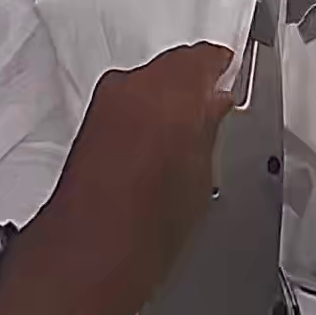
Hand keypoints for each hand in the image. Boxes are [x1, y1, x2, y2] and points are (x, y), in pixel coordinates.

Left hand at [0, 43, 234, 314]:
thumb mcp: (201, 176)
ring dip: (167, 93)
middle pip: (176, 63)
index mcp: (174, 91)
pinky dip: (144, 106)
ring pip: (150, 77)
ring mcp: (110, 97)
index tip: (229, 74)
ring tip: (182, 132)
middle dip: (194, 81)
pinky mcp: (92, 115)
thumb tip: (215, 105)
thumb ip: (211, 126)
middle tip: (211, 106)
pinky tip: (154, 139)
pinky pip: (128, 94)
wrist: (86, 258)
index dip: (221, 66)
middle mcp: (138, 84)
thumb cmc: (142, 229)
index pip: (205, 56)